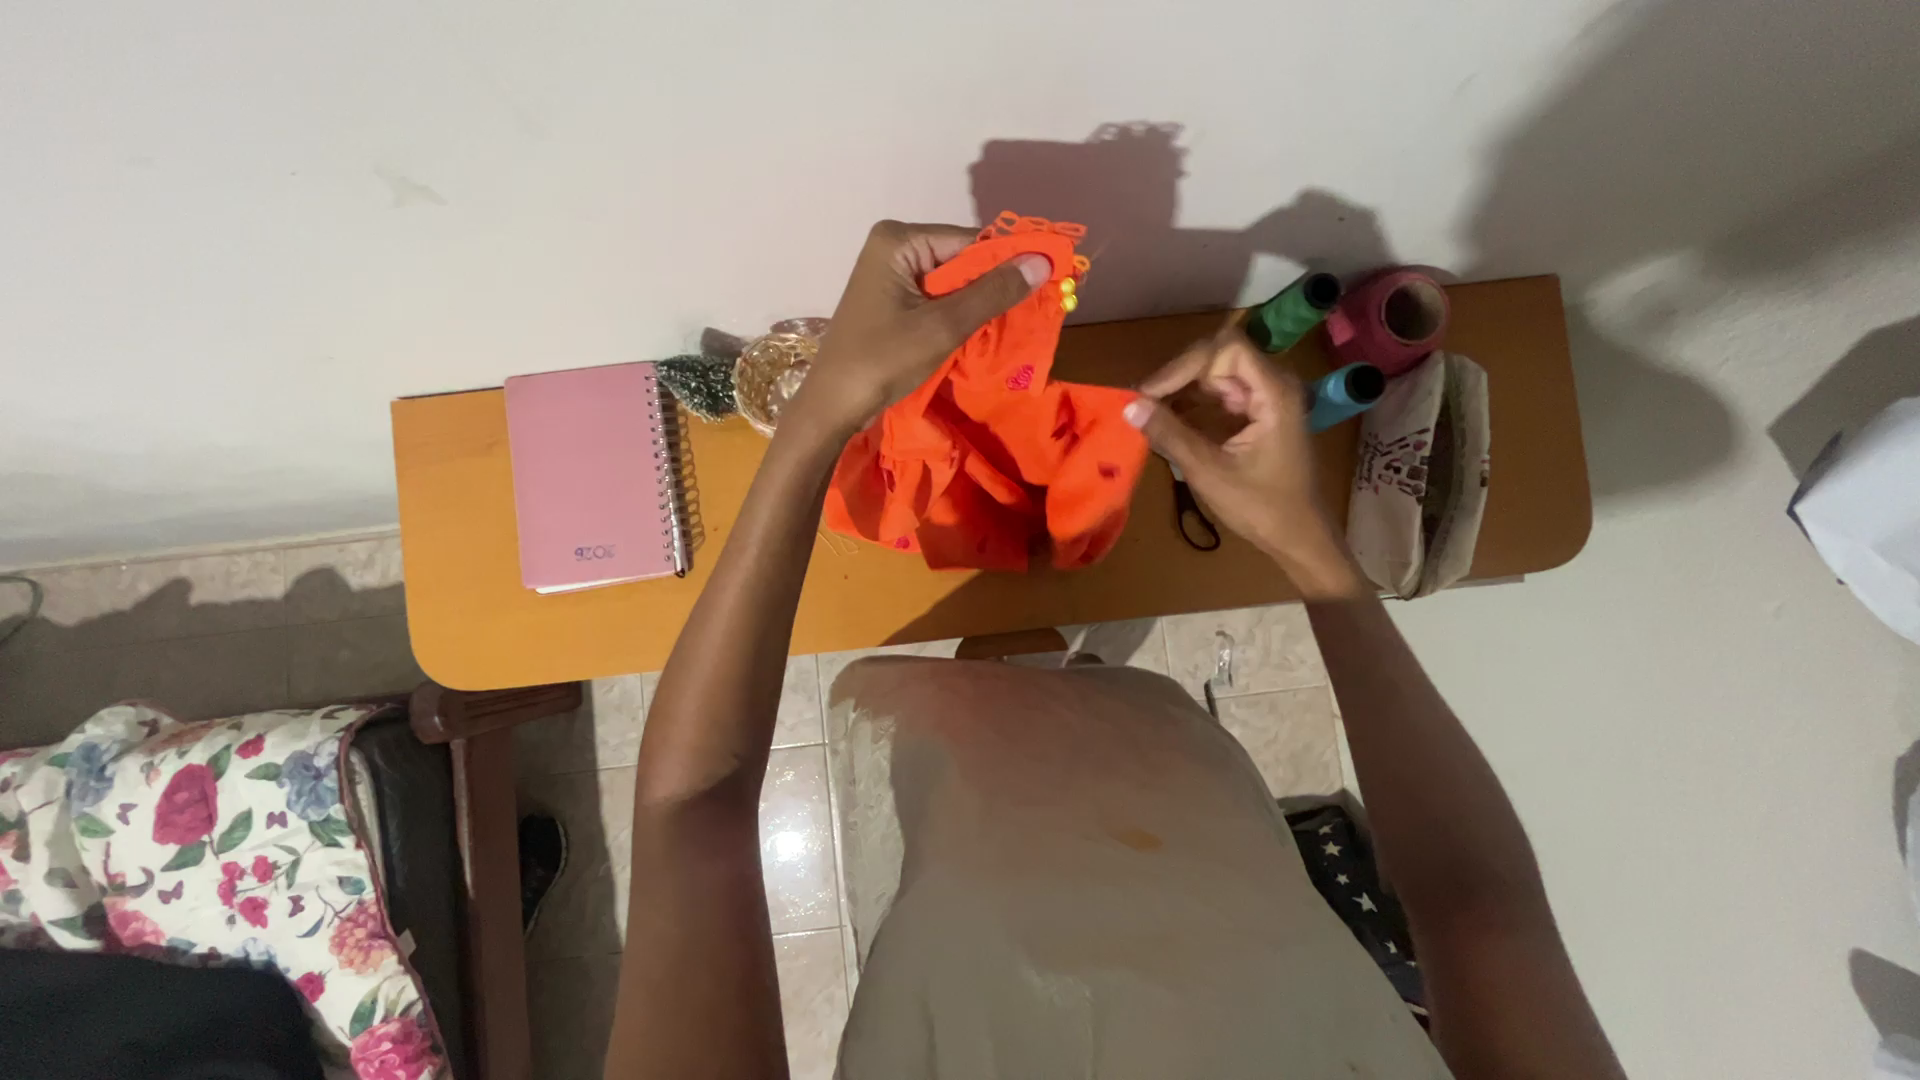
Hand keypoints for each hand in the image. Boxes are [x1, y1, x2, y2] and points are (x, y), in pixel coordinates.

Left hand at [788, 220, 1051, 437]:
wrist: (833, 405)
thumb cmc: (882, 361)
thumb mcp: (942, 326)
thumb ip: (992, 293)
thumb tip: (1042, 262)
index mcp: (899, 240)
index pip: (970, 242)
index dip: (1008, 263)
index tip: (1047, 281)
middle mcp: (893, 247)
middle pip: (961, 261)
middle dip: (992, 287)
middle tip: (1033, 310)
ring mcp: (889, 276)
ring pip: (951, 284)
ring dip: (977, 305)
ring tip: (1010, 327)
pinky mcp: (890, 302)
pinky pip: (935, 300)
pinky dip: (957, 316)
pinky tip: (977, 336)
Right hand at [1124, 329, 1365, 596]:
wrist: (1297, 536)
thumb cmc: (1260, 507)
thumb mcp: (1209, 471)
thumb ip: (1170, 434)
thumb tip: (1129, 406)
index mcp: (1273, 393)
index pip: (1225, 350)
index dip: (1184, 365)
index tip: (1151, 393)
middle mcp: (1272, 386)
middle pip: (1217, 359)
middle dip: (1177, 379)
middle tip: (1141, 404)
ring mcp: (1265, 400)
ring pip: (1214, 377)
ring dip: (1180, 392)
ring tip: (1147, 414)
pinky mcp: (1256, 416)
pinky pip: (1219, 398)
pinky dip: (1191, 407)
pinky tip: (1166, 423)